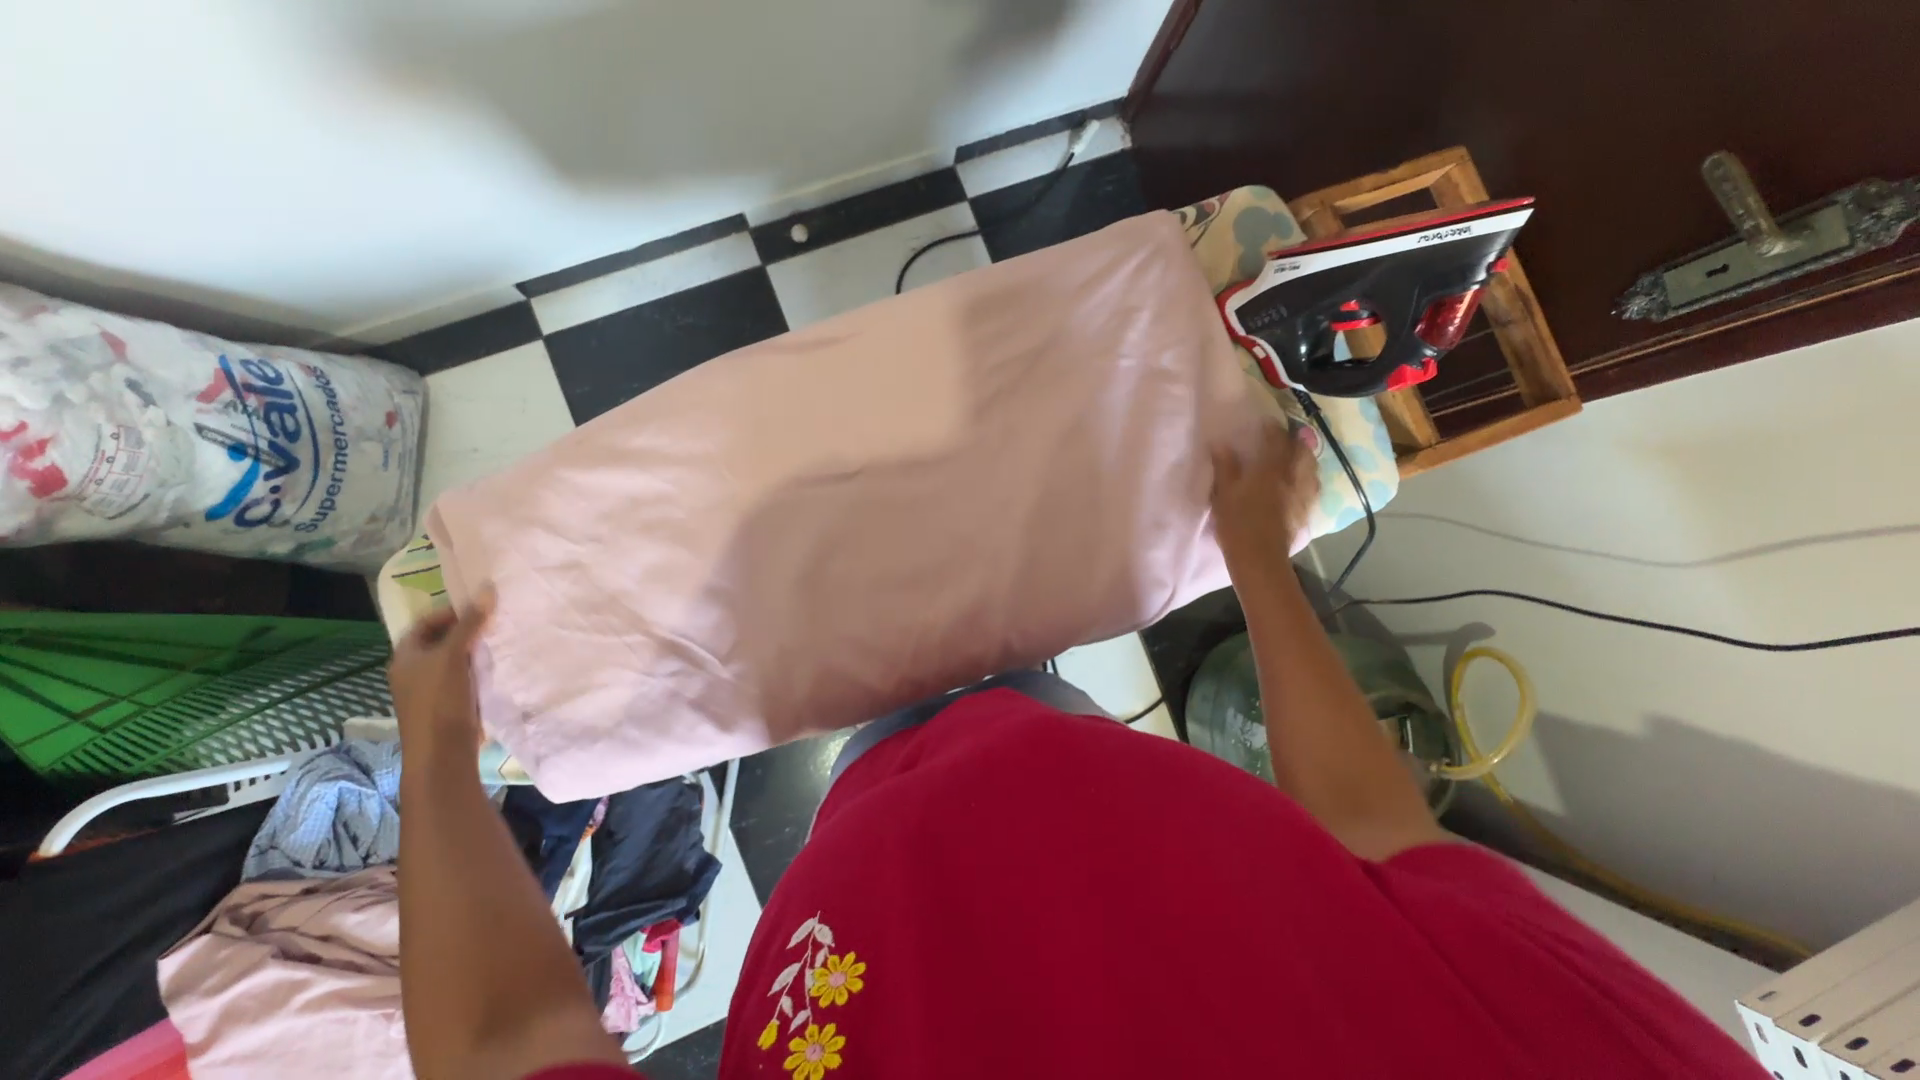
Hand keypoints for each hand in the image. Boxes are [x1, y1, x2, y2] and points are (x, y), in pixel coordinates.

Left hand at [389, 589, 495, 759]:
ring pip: (457, 661)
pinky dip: (483, 671)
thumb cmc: (439, 701)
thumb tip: (487, 588)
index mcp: (405, 656)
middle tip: (498, 622)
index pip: (426, 622)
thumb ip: (470, 623)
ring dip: (478, 652)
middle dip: (469, 631)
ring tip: (504, 642)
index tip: (481, 609)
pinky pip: (468, 679)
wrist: (442, 753)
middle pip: (443, 641)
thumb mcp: (453, 656)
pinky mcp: (451, 705)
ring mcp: (433, 690)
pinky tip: (503, 668)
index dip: (451, 612)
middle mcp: (415, 671)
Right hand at [1210, 419, 1319, 567]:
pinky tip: (1301, 483)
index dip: (1273, 429)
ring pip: (1312, 468)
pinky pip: (1313, 487)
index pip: (1277, 440)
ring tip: (1295, 458)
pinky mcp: (1307, 511)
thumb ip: (1226, 467)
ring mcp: (1304, 495)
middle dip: (1296, 441)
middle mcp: (1293, 477)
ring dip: (1305, 458)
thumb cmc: (1238, 523)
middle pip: (1302, 451)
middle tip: (1286, 439)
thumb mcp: (1224, 493)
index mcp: (1272, 469)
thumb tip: (1222, 444)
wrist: (1259, 558)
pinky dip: (1308, 479)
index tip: (1266, 423)